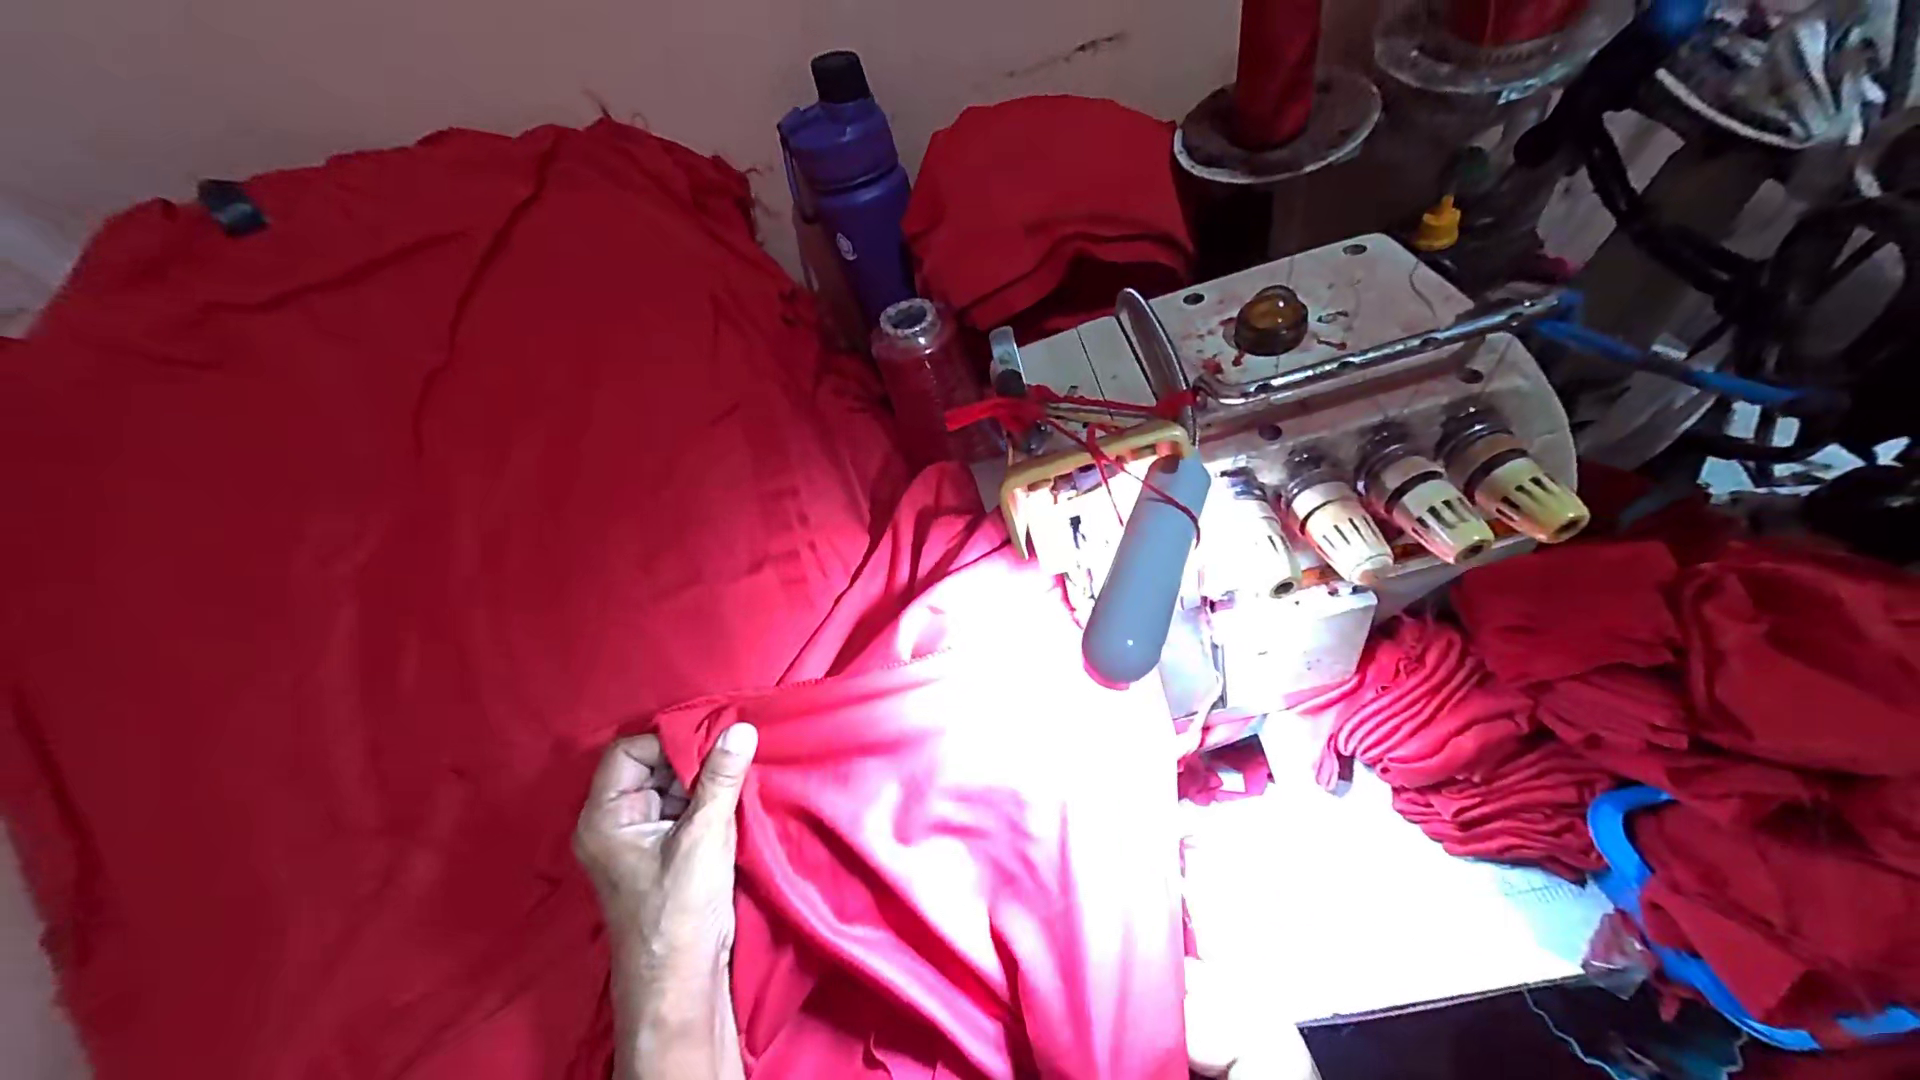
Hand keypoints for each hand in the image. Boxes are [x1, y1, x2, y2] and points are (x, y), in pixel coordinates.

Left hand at [575, 724, 757, 1079]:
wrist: (681, 980)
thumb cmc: (679, 910)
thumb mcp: (703, 837)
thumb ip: (721, 779)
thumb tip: (741, 728)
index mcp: (605, 817)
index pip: (630, 751)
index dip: (669, 740)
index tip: (712, 739)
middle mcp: (616, 820)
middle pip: (652, 763)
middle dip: (692, 755)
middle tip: (731, 749)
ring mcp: (640, 834)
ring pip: (671, 782)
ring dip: (703, 775)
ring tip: (736, 769)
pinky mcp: (663, 845)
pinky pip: (683, 803)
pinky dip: (707, 794)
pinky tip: (734, 790)